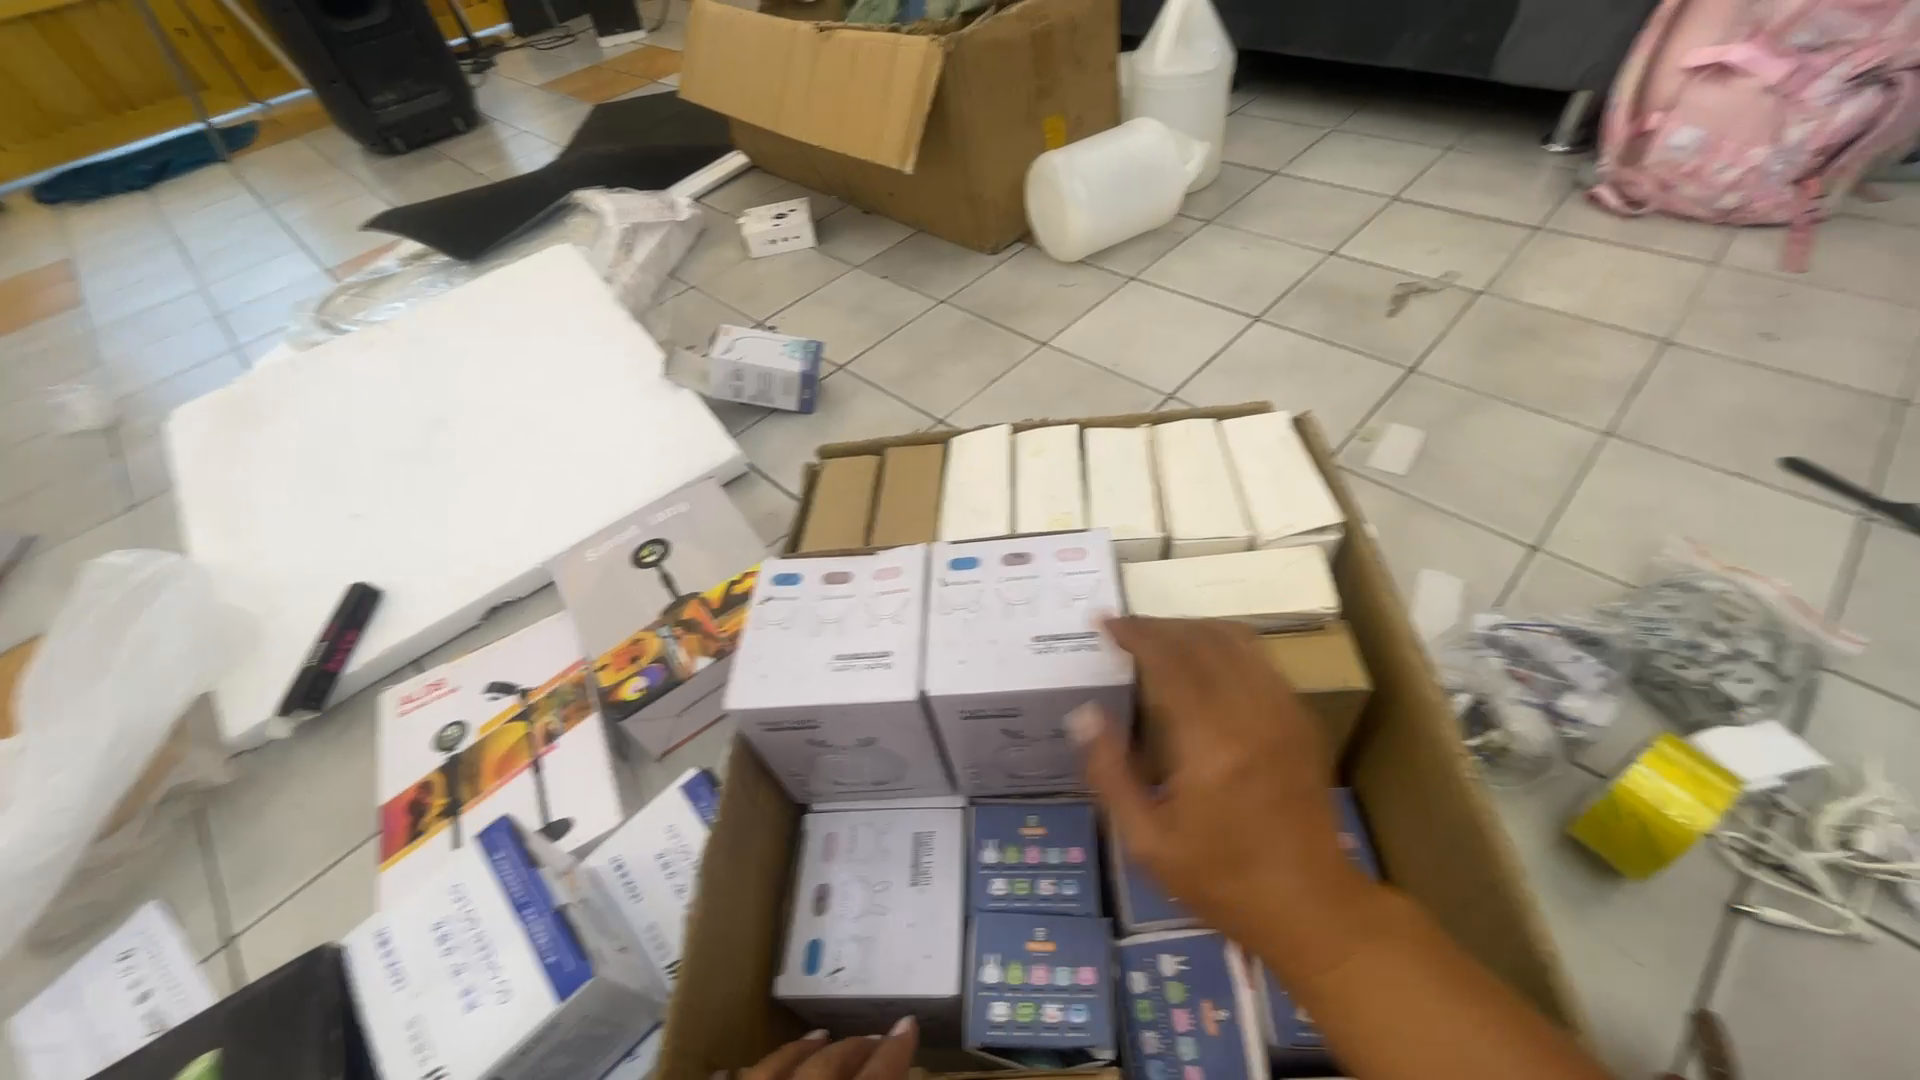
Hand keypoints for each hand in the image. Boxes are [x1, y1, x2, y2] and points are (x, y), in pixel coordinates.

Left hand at [741, 1019, 916, 1079]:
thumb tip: (900, 1069)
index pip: (876, 1076)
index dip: (895, 1050)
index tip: (908, 1024)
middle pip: (827, 1067)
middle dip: (852, 1049)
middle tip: (871, 1040)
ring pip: (776, 1069)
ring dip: (800, 1051)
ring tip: (819, 1036)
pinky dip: (735, 1077)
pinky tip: (731, 1068)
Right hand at [1071, 617, 1378, 971]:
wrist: (1310, 907)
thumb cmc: (1219, 879)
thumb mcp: (1146, 840)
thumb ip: (1110, 773)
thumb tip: (1084, 715)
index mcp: (1209, 744)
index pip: (1169, 660)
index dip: (1135, 633)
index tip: (1105, 623)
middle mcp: (1251, 715)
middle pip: (1203, 639)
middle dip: (1160, 626)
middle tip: (1126, 629)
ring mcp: (1284, 714)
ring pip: (1238, 641)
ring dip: (1194, 629)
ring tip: (1161, 638)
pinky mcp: (1301, 722)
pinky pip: (1262, 661)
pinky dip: (1227, 646)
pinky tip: (1205, 663)